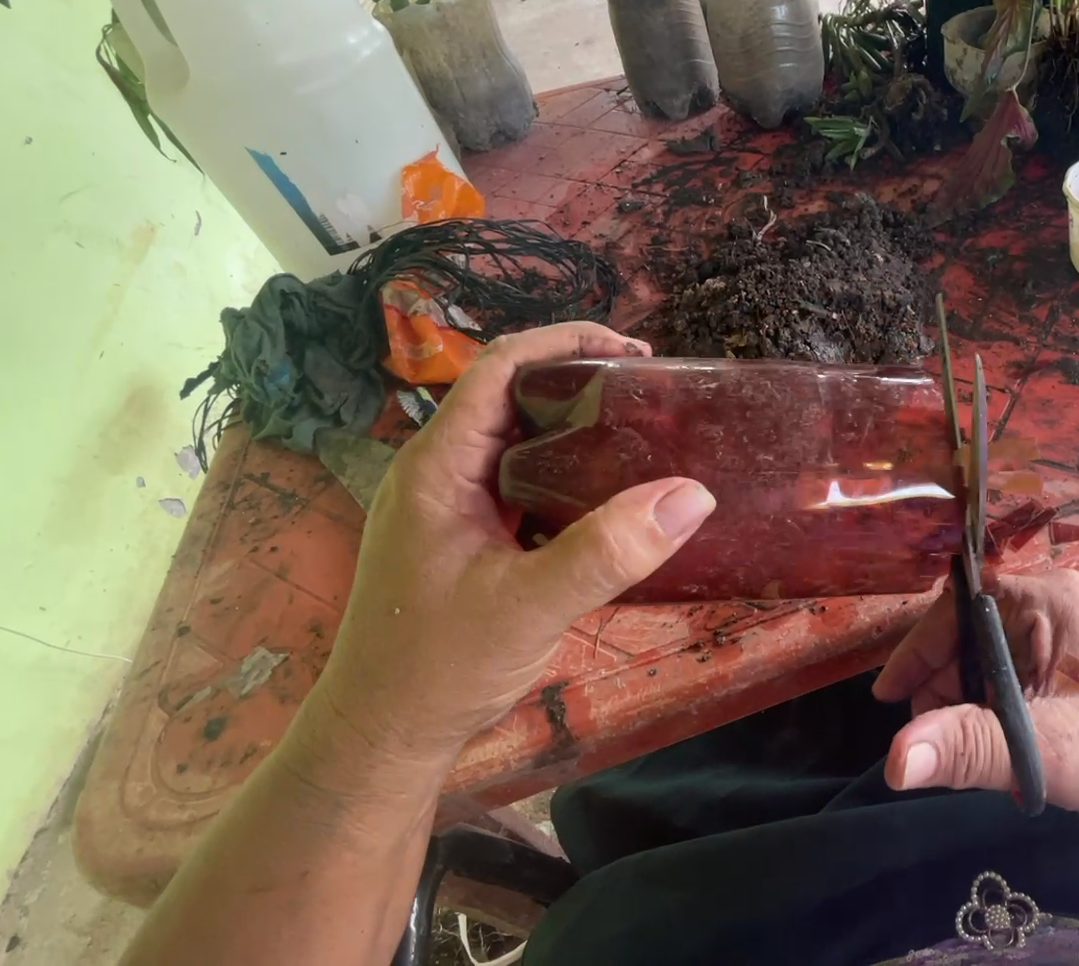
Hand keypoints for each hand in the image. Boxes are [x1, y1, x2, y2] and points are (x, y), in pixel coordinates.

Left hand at [311, 323, 716, 774]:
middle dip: (580, 380)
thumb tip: (694, 495)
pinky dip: (570, 472)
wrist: (384, 736)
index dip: (564, 342)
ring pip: (520, 441)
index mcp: (439, 466)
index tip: (633, 351)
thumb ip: (608, 551)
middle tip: (651, 391)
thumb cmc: (439, 666)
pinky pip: (526, 482)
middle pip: (512, 396)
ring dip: (577, 427)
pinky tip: (611, 493)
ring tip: (641, 432)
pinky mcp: (470, 536)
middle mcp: (441, 473)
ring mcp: (453, 506)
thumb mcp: (530, 605)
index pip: (498, 368)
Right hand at [872, 570, 1078, 833]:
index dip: (920, 649)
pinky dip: (991, 701)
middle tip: (930, 736)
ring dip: (966, 696)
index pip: (963, 607)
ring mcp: (1066, 626)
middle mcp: (1057, 599)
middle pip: (972, 630)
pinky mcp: (1071, 654)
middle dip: (943, 682)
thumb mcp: (1044, 752)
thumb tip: (894, 761)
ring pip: (988, 652)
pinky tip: (991, 736)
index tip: (890, 696)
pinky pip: (1010, 667)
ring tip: (965, 745)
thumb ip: (968, 748)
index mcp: (1053, 597)